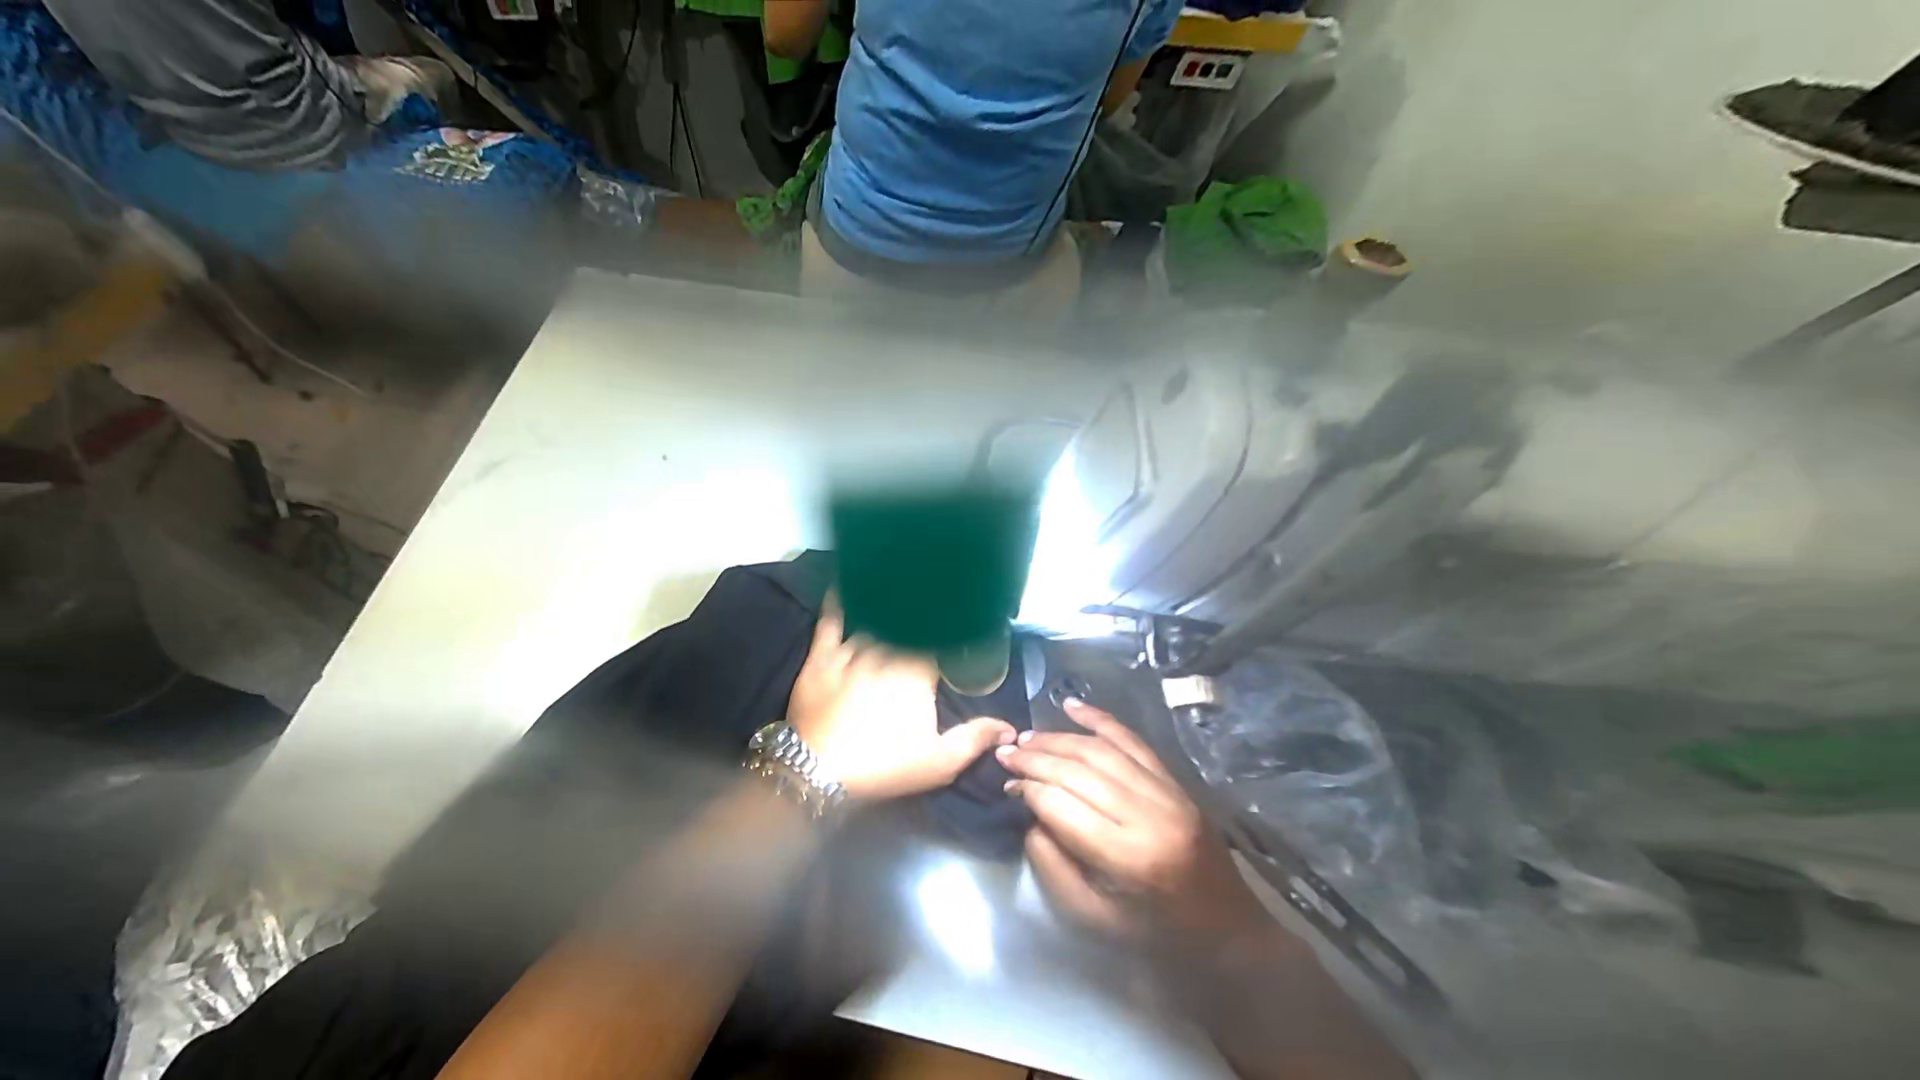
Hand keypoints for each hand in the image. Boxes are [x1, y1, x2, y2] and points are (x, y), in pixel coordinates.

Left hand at [785, 599, 1015, 800]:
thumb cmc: (883, 765)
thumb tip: (1010, 727)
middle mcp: (886, 652)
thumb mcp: (938, 761)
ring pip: (875, 619)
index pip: (941, 640)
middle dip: (922, 616)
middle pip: (908, 625)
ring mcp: (852, 651)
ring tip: (901, 591)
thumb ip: (975, 738)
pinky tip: (845, 582)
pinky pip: (831, 620)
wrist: (818, 773)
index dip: (952, 632)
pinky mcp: (822, 655)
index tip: (961, 625)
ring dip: (888, 607)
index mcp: (917, 673)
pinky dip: (838, 601)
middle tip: (932, 608)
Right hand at [998, 699, 1269, 942]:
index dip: (1029, 789)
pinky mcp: (1175, 781)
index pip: (1062, 806)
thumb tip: (1030, 812)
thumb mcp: (1092, 915)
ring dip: (1060, 738)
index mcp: (1127, 857)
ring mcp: (1166, 792)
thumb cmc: (1154, 932)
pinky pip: (1133, 740)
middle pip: (1079, 771)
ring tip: (1027, 737)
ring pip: (1102, 750)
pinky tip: (1072, 707)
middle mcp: (1149, 814)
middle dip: (1036, 758)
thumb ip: (1053, 863)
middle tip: (1005, 752)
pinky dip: (1101, 720)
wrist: (1227, 929)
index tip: (1006, 783)